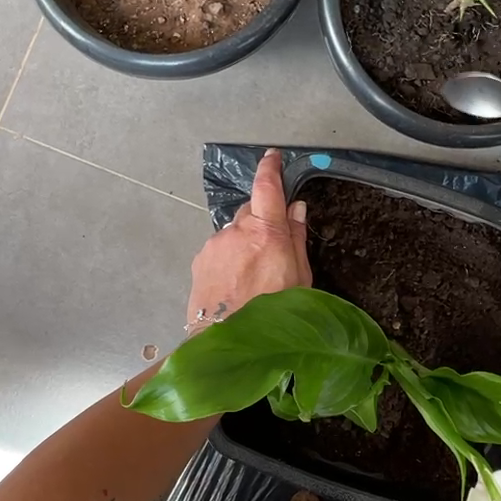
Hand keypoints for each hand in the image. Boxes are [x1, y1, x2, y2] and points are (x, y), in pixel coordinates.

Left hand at [185, 149, 310, 334]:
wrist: (227, 343)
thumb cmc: (273, 315)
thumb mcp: (300, 277)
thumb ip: (296, 238)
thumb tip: (296, 208)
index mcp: (267, 232)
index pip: (267, 187)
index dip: (270, 168)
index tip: (271, 157)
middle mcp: (237, 231)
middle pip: (251, 213)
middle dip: (260, 224)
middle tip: (272, 252)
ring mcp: (215, 245)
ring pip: (233, 234)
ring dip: (242, 246)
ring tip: (252, 279)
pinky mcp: (200, 260)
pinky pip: (218, 250)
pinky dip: (227, 260)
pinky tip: (234, 285)